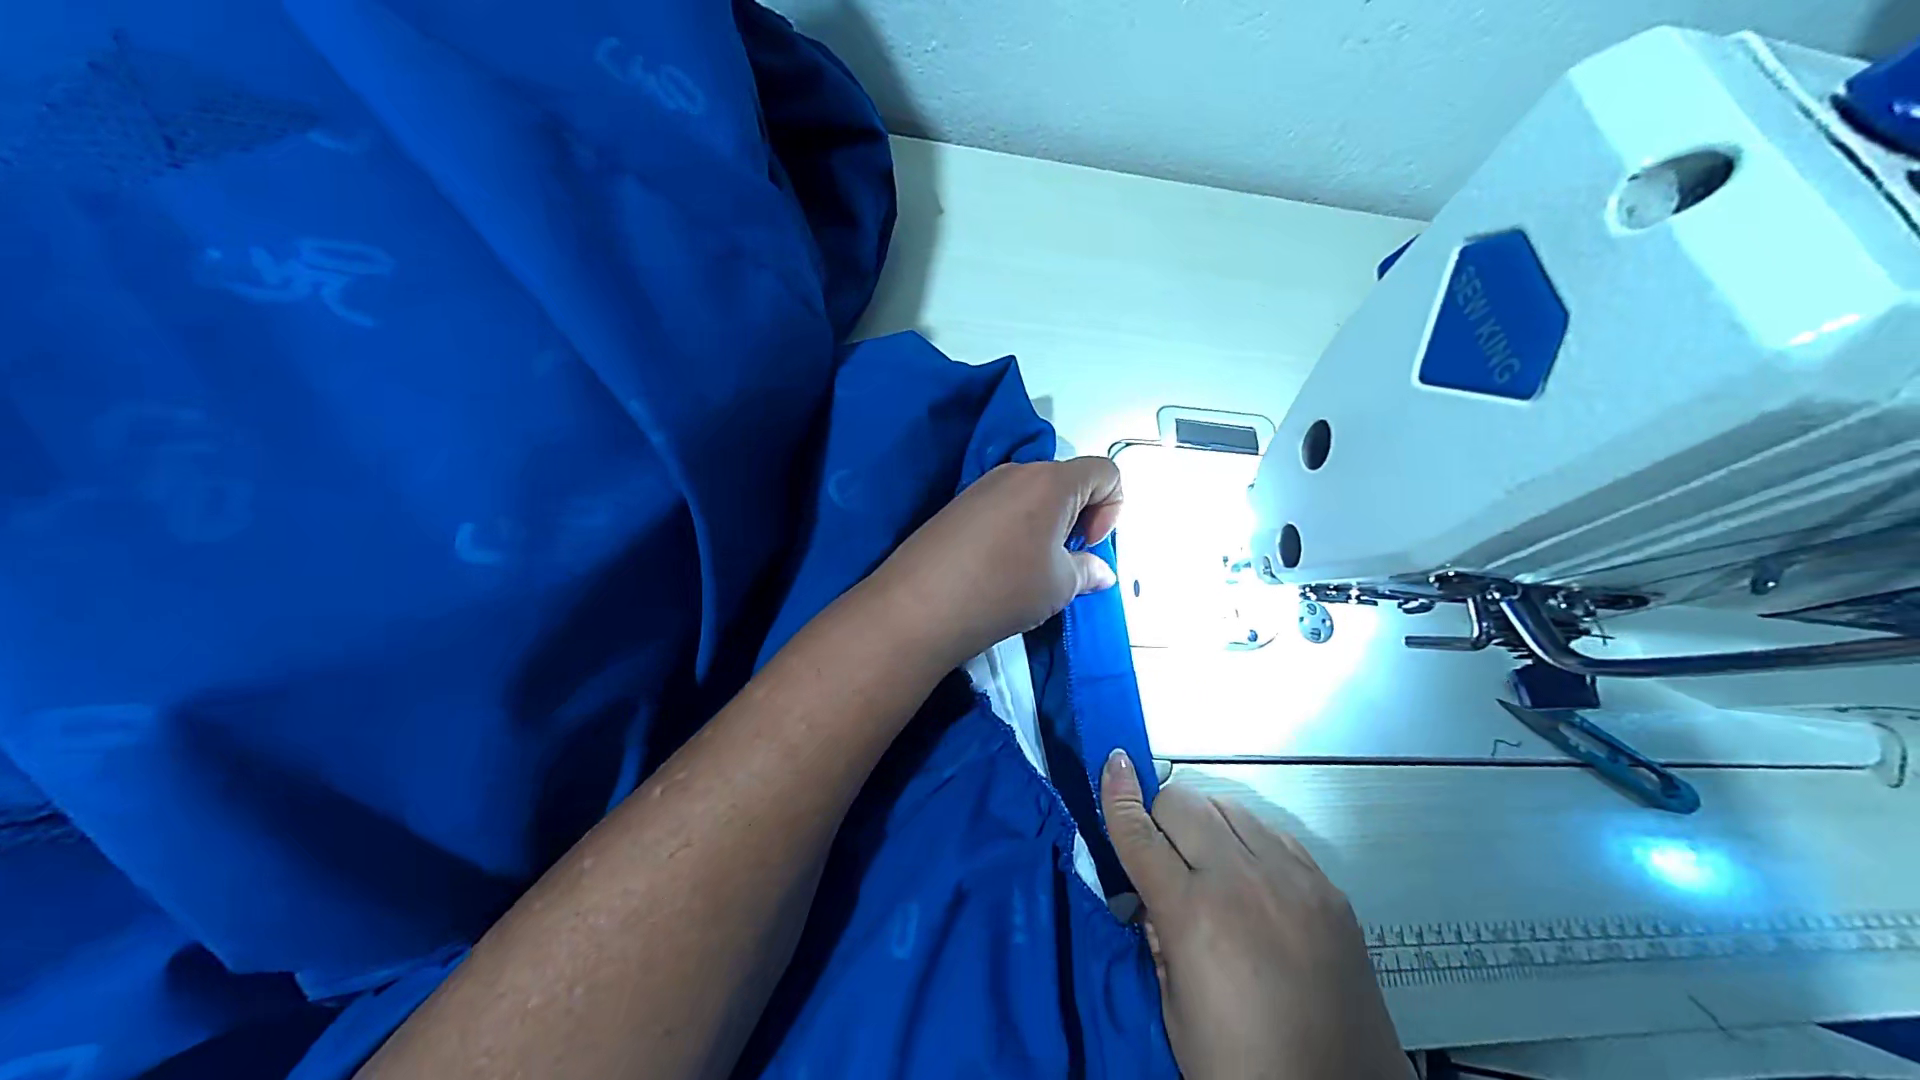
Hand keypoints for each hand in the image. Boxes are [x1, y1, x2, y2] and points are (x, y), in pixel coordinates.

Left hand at [863, 458, 1122, 668]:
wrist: (918, 605)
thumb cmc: (1003, 588)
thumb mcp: (1059, 585)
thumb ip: (1088, 570)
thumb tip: (1100, 570)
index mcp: (1052, 481)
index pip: (1106, 472)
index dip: (1112, 509)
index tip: (1087, 545)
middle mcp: (1017, 471)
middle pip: (1068, 481)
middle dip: (1077, 517)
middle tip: (1062, 561)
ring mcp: (982, 486)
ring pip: (1033, 495)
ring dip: (1045, 525)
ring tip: (1029, 569)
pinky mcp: (957, 505)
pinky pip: (1003, 506)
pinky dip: (1015, 529)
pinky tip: (998, 567)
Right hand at [1100, 751, 1409, 1079]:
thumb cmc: (1240, 1066)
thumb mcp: (1173, 1008)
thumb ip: (1158, 935)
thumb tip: (1155, 893)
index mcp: (1193, 915)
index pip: (1140, 832)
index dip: (1118, 794)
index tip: (1112, 764)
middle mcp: (1242, 882)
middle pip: (1183, 802)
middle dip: (1161, 816)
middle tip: (1164, 854)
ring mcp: (1292, 879)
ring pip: (1229, 807)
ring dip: (1206, 825)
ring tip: (1211, 866)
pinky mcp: (1328, 888)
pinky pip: (1274, 833)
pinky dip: (1249, 842)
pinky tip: (1253, 880)